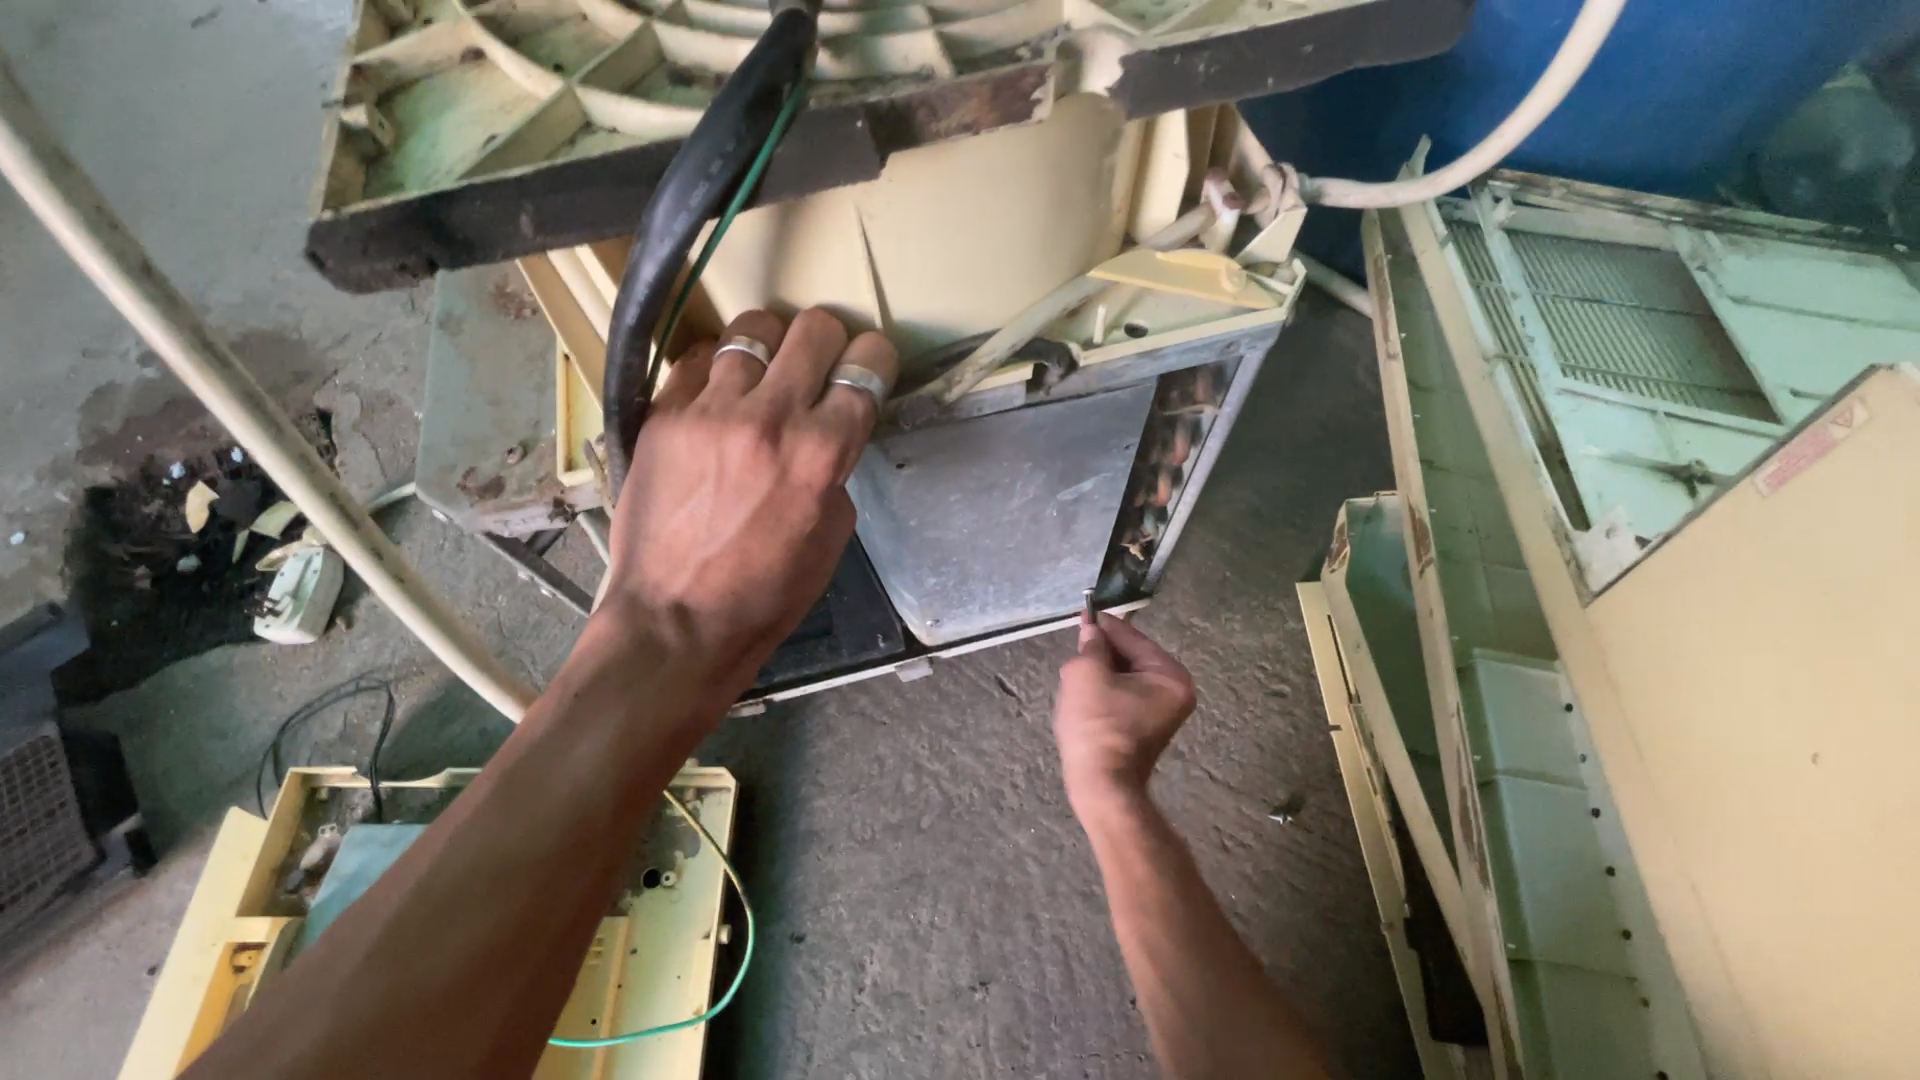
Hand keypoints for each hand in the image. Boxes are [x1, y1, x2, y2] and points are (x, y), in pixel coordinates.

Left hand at [602, 307, 896, 697]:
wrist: (675, 620)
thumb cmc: (765, 593)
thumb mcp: (832, 535)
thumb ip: (836, 470)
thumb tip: (829, 434)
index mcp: (821, 454)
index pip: (865, 368)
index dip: (875, 360)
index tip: (867, 367)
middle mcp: (770, 418)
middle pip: (814, 329)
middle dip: (828, 341)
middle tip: (820, 364)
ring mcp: (710, 411)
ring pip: (753, 330)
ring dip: (771, 348)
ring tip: (764, 373)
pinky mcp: (663, 415)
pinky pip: (698, 360)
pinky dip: (718, 370)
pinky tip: (719, 395)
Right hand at [1053, 613, 1196, 809]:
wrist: (1101, 785)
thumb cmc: (1096, 726)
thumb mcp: (1086, 673)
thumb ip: (1091, 645)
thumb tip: (1091, 630)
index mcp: (1170, 675)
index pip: (1132, 637)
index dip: (1104, 625)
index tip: (1084, 612)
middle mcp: (1175, 691)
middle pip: (1131, 656)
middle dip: (1100, 653)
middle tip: (1074, 649)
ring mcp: (1163, 711)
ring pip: (1124, 676)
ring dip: (1099, 673)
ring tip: (1074, 678)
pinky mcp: (1146, 726)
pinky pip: (1124, 696)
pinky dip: (1103, 691)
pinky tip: (1082, 696)